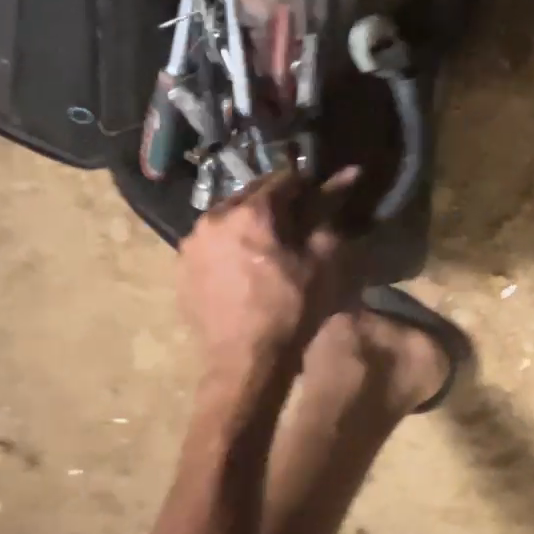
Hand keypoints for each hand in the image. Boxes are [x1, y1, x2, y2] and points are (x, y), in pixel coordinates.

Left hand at [175, 168, 358, 384]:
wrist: (246, 362)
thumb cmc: (292, 306)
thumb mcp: (323, 256)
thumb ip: (331, 208)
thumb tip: (351, 171)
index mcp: (249, 211)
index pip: (284, 178)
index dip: (308, 184)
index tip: (322, 197)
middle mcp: (213, 218)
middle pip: (252, 194)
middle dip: (277, 202)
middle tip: (300, 221)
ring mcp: (191, 244)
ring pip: (230, 217)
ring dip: (253, 221)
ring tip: (272, 244)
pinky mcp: (182, 269)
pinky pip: (213, 242)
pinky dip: (233, 243)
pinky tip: (249, 265)